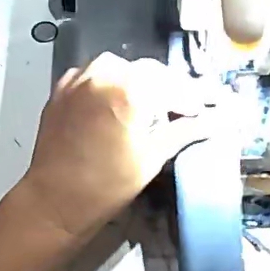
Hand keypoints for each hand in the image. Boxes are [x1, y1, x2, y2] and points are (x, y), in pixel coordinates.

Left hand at [16, 53, 214, 242]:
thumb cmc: (106, 185)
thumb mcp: (153, 157)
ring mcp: (79, 79)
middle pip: (148, 71)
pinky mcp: (63, 89)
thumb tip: (215, 121)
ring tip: (150, 107)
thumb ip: (185, 130)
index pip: (173, 84)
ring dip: (139, 82)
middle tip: (183, 109)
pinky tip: (118, 105)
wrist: (55, 201)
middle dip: (167, 88)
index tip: (205, 108)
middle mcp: (102, 74)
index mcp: (129, 89)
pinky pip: (94, 76)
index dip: (193, 97)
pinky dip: (110, 84)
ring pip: (120, 69)